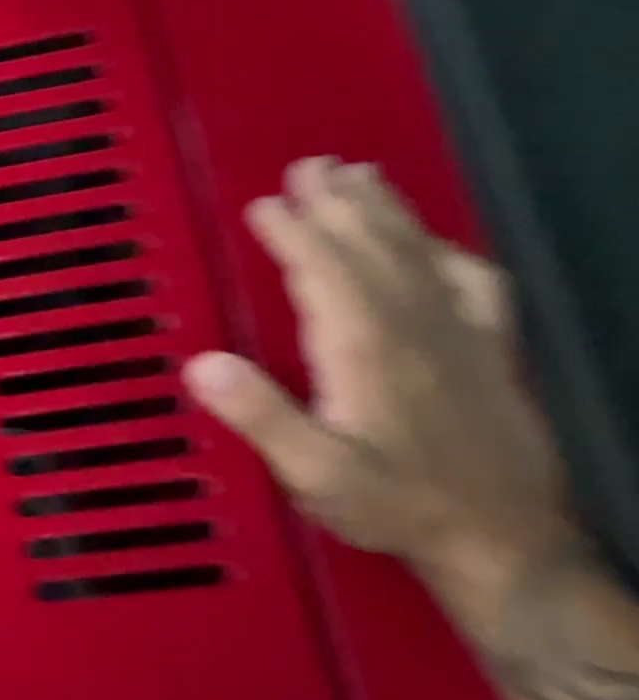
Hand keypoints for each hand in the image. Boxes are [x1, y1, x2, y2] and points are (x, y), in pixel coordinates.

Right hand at [183, 156, 574, 633]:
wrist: (497, 533)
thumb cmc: (390, 504)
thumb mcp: (311, 472)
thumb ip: (260, 416)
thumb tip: (202, 365)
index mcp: (367, 351)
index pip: (327, 275)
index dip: (295, 235)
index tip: (264, 204)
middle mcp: (415, 329)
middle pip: (374, 250)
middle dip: (339, 206)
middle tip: (311, 166)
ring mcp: (458, 336)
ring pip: (419, 255)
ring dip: (385, 213)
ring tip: (358, 178)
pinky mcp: (486, 351)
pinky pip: (469, 283)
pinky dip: (445, 252)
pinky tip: (432, 243)